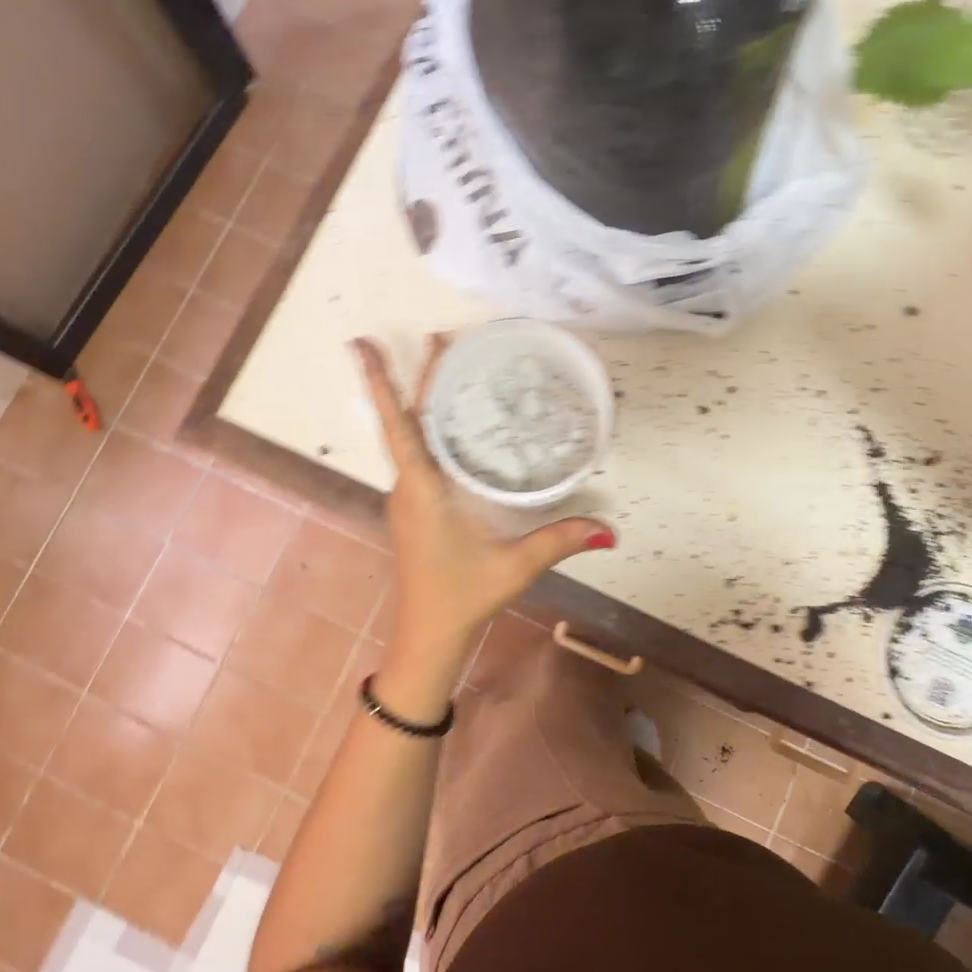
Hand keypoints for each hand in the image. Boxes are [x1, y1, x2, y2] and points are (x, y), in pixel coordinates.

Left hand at [353, 334, 614, 677]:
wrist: (428, 635)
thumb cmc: (462, 597)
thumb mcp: (514, 566)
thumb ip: (559, 541)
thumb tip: (608, 530)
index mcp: (423, 491)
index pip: (401, 426)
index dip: (381, 384)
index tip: (362, 345)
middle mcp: (408, 488)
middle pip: (407, 421)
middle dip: (416, 377)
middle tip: (440, 336)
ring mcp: (407, 499)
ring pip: (410, 439)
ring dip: (421, 401)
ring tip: (446, 366)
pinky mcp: (414, 510)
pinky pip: (417, 457)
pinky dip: (429, 429)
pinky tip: (453, 425)